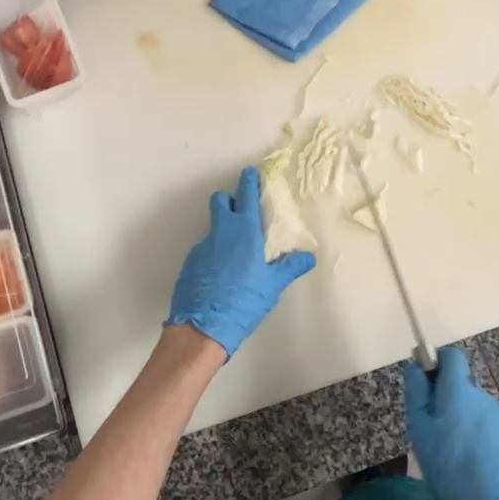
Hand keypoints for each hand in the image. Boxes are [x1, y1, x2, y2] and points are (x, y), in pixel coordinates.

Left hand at [164, 167, 315, 357]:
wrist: (204, 326)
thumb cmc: (244, 301)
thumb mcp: (272, 285)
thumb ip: (289, 267)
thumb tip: (308, 257)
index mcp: (244, 232)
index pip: (246, 196)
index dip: (249, 182)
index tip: (250, 172)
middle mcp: (220, 233)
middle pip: (220, 202)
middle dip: (229, 200)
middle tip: (241, 211)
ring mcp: (201, 247)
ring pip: (213, 228)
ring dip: (223, 231)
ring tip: (235, 254)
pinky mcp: (190, 263)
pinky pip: (204, 250)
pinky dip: (213, 254)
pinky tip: (221, 274)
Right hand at [404, 346, 498, 499]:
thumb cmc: (453, 469)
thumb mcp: (421, 432)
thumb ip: (417, 395)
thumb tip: (414, 367)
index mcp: (460, 390)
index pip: (451, 356)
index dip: (434, 361)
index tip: (419, 382)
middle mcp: (481, 397)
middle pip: (457, 383)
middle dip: (439, 397)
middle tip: (424, 428)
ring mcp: (497, 418)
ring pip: (467, 407)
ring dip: (452, 419)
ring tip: (442, 451)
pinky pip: (479, 425)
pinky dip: (467, 434)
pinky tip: (462, 463)